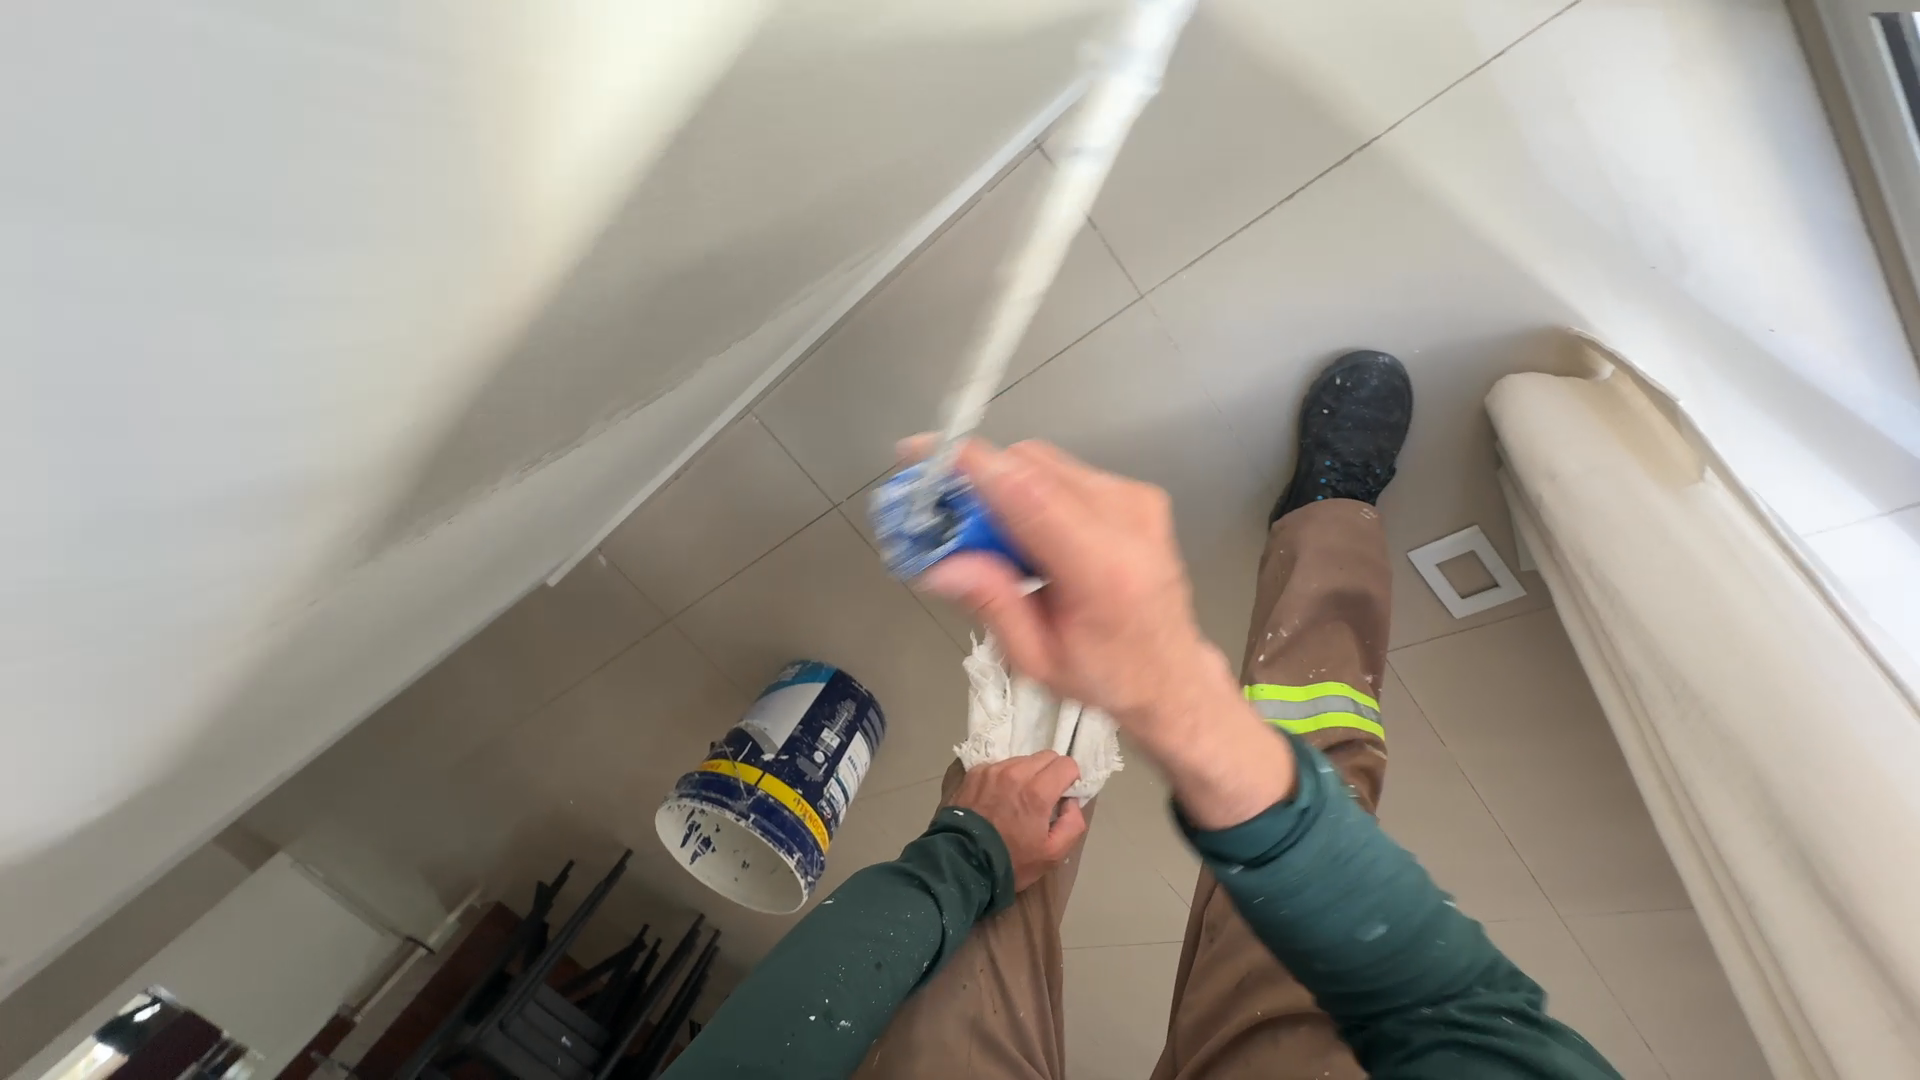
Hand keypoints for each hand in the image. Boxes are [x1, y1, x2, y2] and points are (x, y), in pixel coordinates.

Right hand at [906, 437, 1226, 726]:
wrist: (1172, 675)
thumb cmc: (1107, 676)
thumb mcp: (1036, 658)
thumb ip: (990, 603)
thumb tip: (938, 564)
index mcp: (1103, 569)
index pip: (1027, 493)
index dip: (969, 466)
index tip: (920, 454)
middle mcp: (1127, 519)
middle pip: (1031, 465)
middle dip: (978, 481)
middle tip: (946, 518)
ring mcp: (1137, 500)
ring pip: (1045, 462)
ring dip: (1004, 487)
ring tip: (993, 538)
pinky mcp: (1137, 494)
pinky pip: (1065, 472)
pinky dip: (1032, 492)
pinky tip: (1031, 536)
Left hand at [944, 751, 1088, 890]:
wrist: (962, 863)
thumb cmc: (1011, 861)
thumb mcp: (1053, 854)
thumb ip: (1073, 823)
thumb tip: (1071, 801)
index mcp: (1036, 791)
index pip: (1066, 764)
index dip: (1070, 779)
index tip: (1063, 796)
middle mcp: (1014, 773)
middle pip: (1046, 756)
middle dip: (1051, 773)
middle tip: (1043, 797)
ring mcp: (992, 770)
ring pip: (1022, 759)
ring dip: (1028, 773)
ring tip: (1018, 798)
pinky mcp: (975, 772)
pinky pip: (1000, 765)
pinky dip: (1005, 776)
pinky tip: (998, 797)